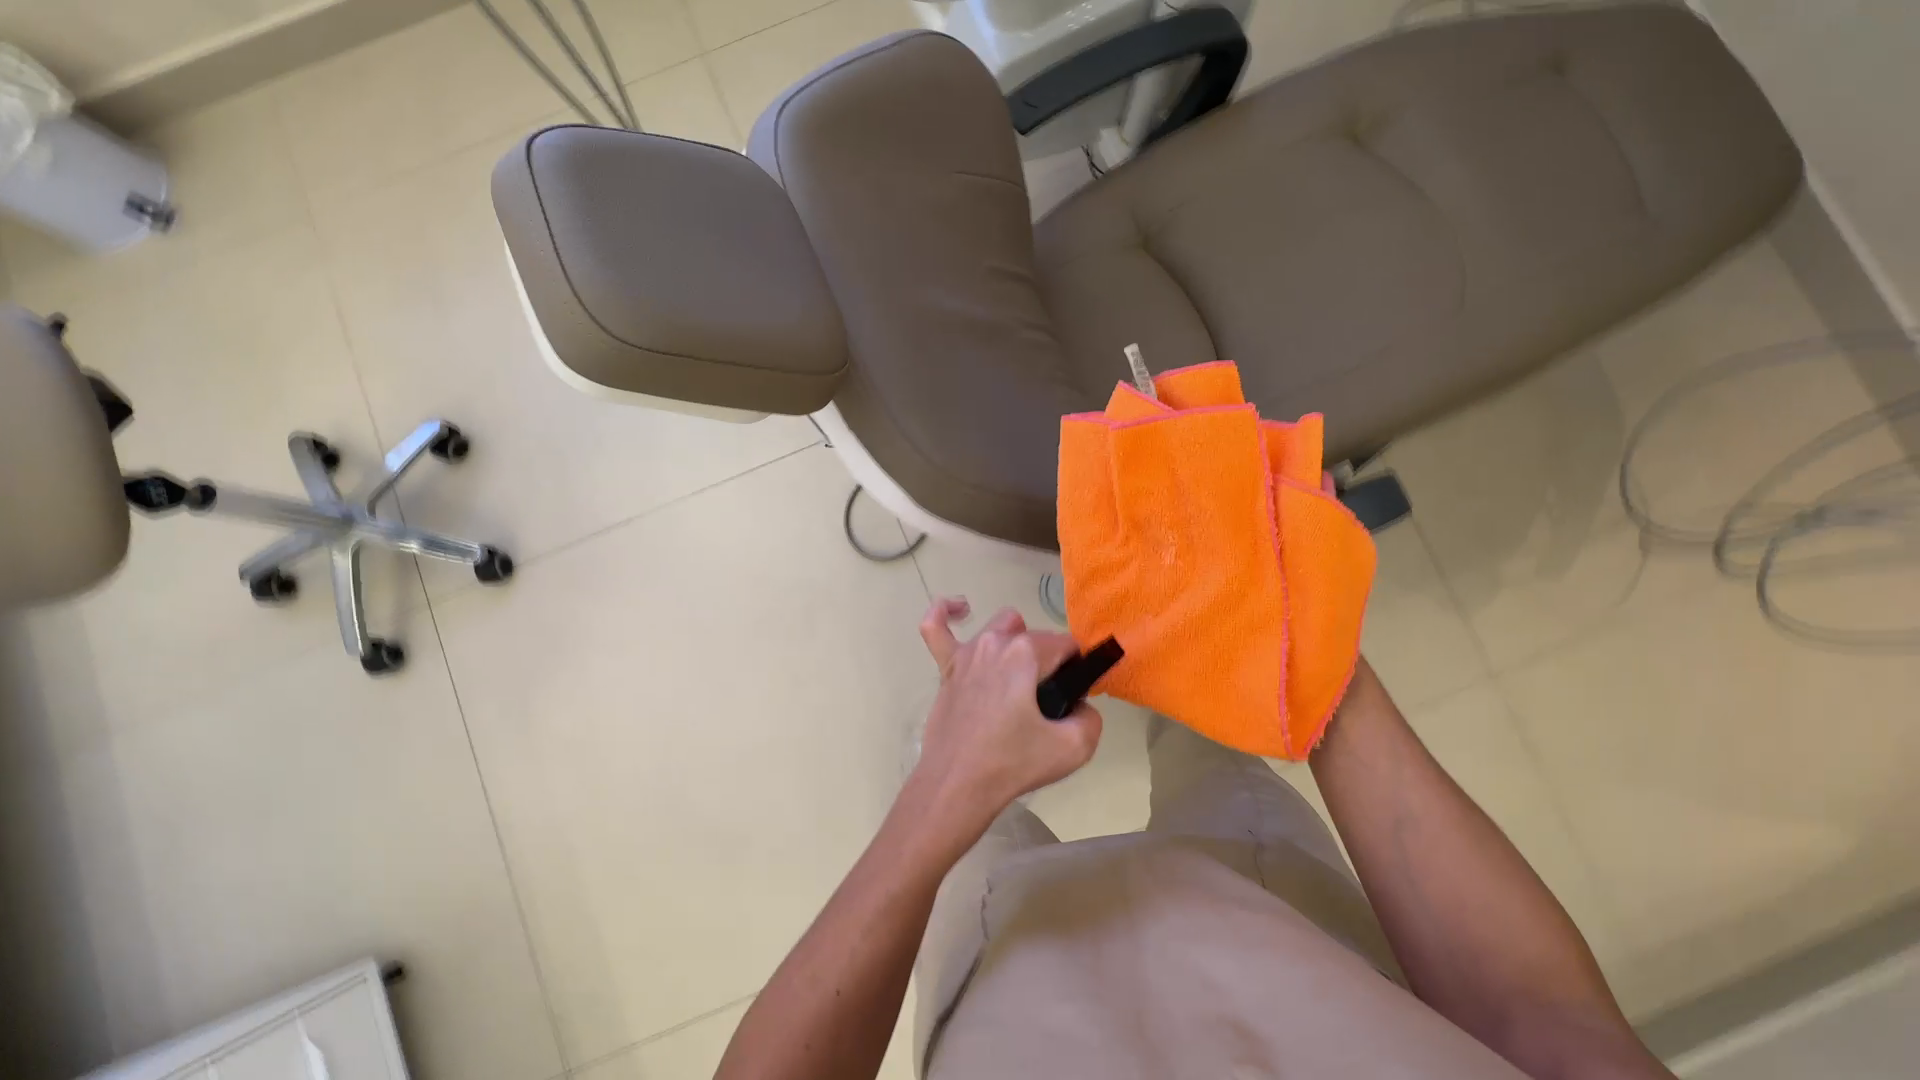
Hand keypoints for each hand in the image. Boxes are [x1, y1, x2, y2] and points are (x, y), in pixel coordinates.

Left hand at [909, 598, 1102, 830]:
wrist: (957, 786)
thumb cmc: (1012, 764)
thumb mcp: (1073, 748)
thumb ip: (1091, 719)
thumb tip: (1081, 707)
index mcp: (1025, 653)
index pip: (1066, 645)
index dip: (1077, 669)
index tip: (1074, 699)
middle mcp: (994, 642)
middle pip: (1035, 638)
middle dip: (1049, 662)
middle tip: (1047, 704)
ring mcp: (965, 654)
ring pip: (999, 628)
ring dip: (1016, 645)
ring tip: (1019, 680)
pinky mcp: (945, 671)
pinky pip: (936, 628)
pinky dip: (946, 613)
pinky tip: (961, 611)